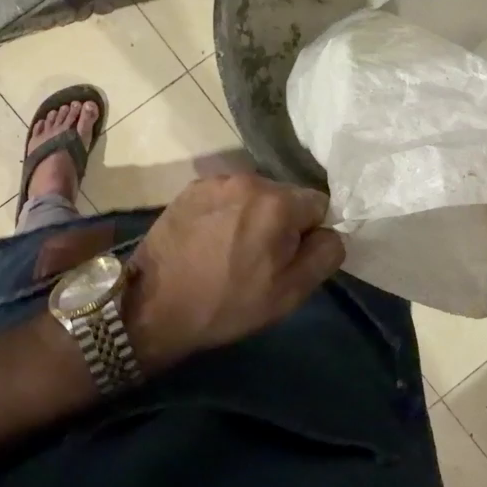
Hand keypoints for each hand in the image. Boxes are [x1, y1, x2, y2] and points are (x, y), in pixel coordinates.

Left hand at [124, 173, 344, 371]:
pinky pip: (227, 196)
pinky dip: (227, 212)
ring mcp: (217, 181)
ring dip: (254, 215)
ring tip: (232, 250)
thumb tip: (332, 232)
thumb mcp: (289, 293)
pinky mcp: (191, 188)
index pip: (319, 205)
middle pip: (286, 197)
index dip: (309, 234)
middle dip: (282, 222)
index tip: (288, 260)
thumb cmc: (227, 304)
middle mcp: (250, 179)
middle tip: (260, 259)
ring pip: (256, 195)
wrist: (154, 306)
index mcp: (279, 202)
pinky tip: (211, 240)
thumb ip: (324, 254)